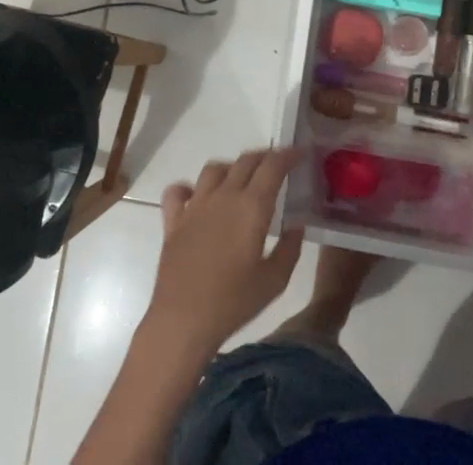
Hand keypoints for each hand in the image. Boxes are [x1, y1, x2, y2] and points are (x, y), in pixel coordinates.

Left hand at [146, 148, 305, 354]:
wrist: (184, 319)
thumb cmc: (234, 302)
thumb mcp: (275, 281)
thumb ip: (290, 248)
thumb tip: (296, 225)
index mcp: (251, 208)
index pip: (272, 167)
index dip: (288, 155)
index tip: (300, 153)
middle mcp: (222, 197)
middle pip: (244, 162)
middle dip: (264, 157)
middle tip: (278, 164)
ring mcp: (194, 206)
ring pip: (213, 169)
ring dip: (232, 167)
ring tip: (242, 179)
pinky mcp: (173, 220)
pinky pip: (178, 191)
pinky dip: (189, 187)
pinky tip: (198, 196)